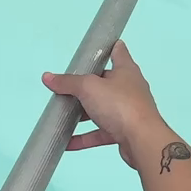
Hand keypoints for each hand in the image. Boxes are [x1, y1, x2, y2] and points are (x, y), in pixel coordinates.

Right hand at [42, 41, 165, 168]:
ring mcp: (127, 111)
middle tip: (66, 87)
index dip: (107, 47)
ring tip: (62, 115)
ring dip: (83, 114)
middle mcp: (129, 88)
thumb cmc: (119, 104)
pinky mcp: (124, 132)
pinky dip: (84, 137)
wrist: (142, 141)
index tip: (95, 48)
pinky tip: (67, 142)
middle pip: (105, 83)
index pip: (118, 51)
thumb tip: (48, 77)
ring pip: (101, 110)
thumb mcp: (88, 88)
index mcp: (125, 70)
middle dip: (86, 86)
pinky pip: (100, 133)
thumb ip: (68, 83)